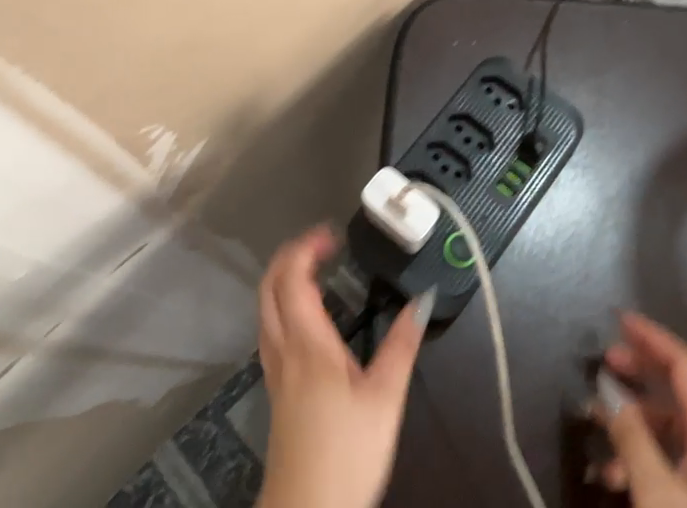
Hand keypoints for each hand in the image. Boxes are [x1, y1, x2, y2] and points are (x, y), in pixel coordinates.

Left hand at [255, 225, 431, 507]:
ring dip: (283, 279)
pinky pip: (270, 329)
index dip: (306, 248)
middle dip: (289, 256)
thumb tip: (421, 301)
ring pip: (265, 309)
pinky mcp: (276, 388)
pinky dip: (282, 305)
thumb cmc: (348, 452)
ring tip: (314, 270)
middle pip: (269, 288)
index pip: (293, 279)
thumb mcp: (385, 398)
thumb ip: (401, 346)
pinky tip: (306, 317)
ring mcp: (275, 370)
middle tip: (322, 244)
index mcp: (308, 345)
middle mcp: (283, 350)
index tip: (332, 234)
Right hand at [595, 312, 686, 507]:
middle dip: (640, 374)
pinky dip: (642, 455)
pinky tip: (611, 475)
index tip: (619, 321)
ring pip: (672, 428)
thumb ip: (632, 438)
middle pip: (680, 391)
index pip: (685, 367)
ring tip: (595, 427)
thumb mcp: (655, 490)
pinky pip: (673, 458)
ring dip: (634, 422)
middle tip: (603, 363)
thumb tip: (612, 395)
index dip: (653, 339)